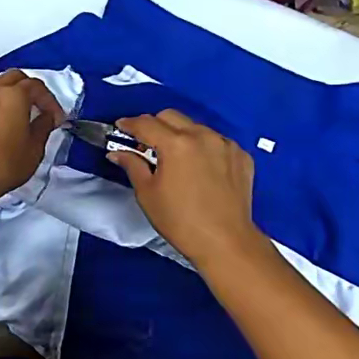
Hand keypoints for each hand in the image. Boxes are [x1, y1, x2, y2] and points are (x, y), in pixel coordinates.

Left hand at [0, 70, 63, 207]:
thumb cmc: (2, 166)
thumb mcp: (34, 149)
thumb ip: (43, 126)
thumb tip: (47, 117)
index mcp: (14, 96)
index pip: (37, 87)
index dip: (49, 100)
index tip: (54, 116)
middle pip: (14, 76)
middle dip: (28, 88)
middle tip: (36, 106)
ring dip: (4, 84)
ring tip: (10, 101)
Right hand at [111, 110, 268, 265]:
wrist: (226, 242)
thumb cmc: (180, 220)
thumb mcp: (147, 194)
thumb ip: (133, 165)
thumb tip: (118, 153)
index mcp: (176, 144)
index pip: (146, 124)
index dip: (129, 124)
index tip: (121, 127)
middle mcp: (202, 136)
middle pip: (171, 116)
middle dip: (155, 125)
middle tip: (146, 145)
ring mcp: (225, 144)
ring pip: (195, 126)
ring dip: (180, 135)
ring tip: (175, 158)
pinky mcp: (241, 155)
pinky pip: (216, 141)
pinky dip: (203, 147)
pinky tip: (200, 168)